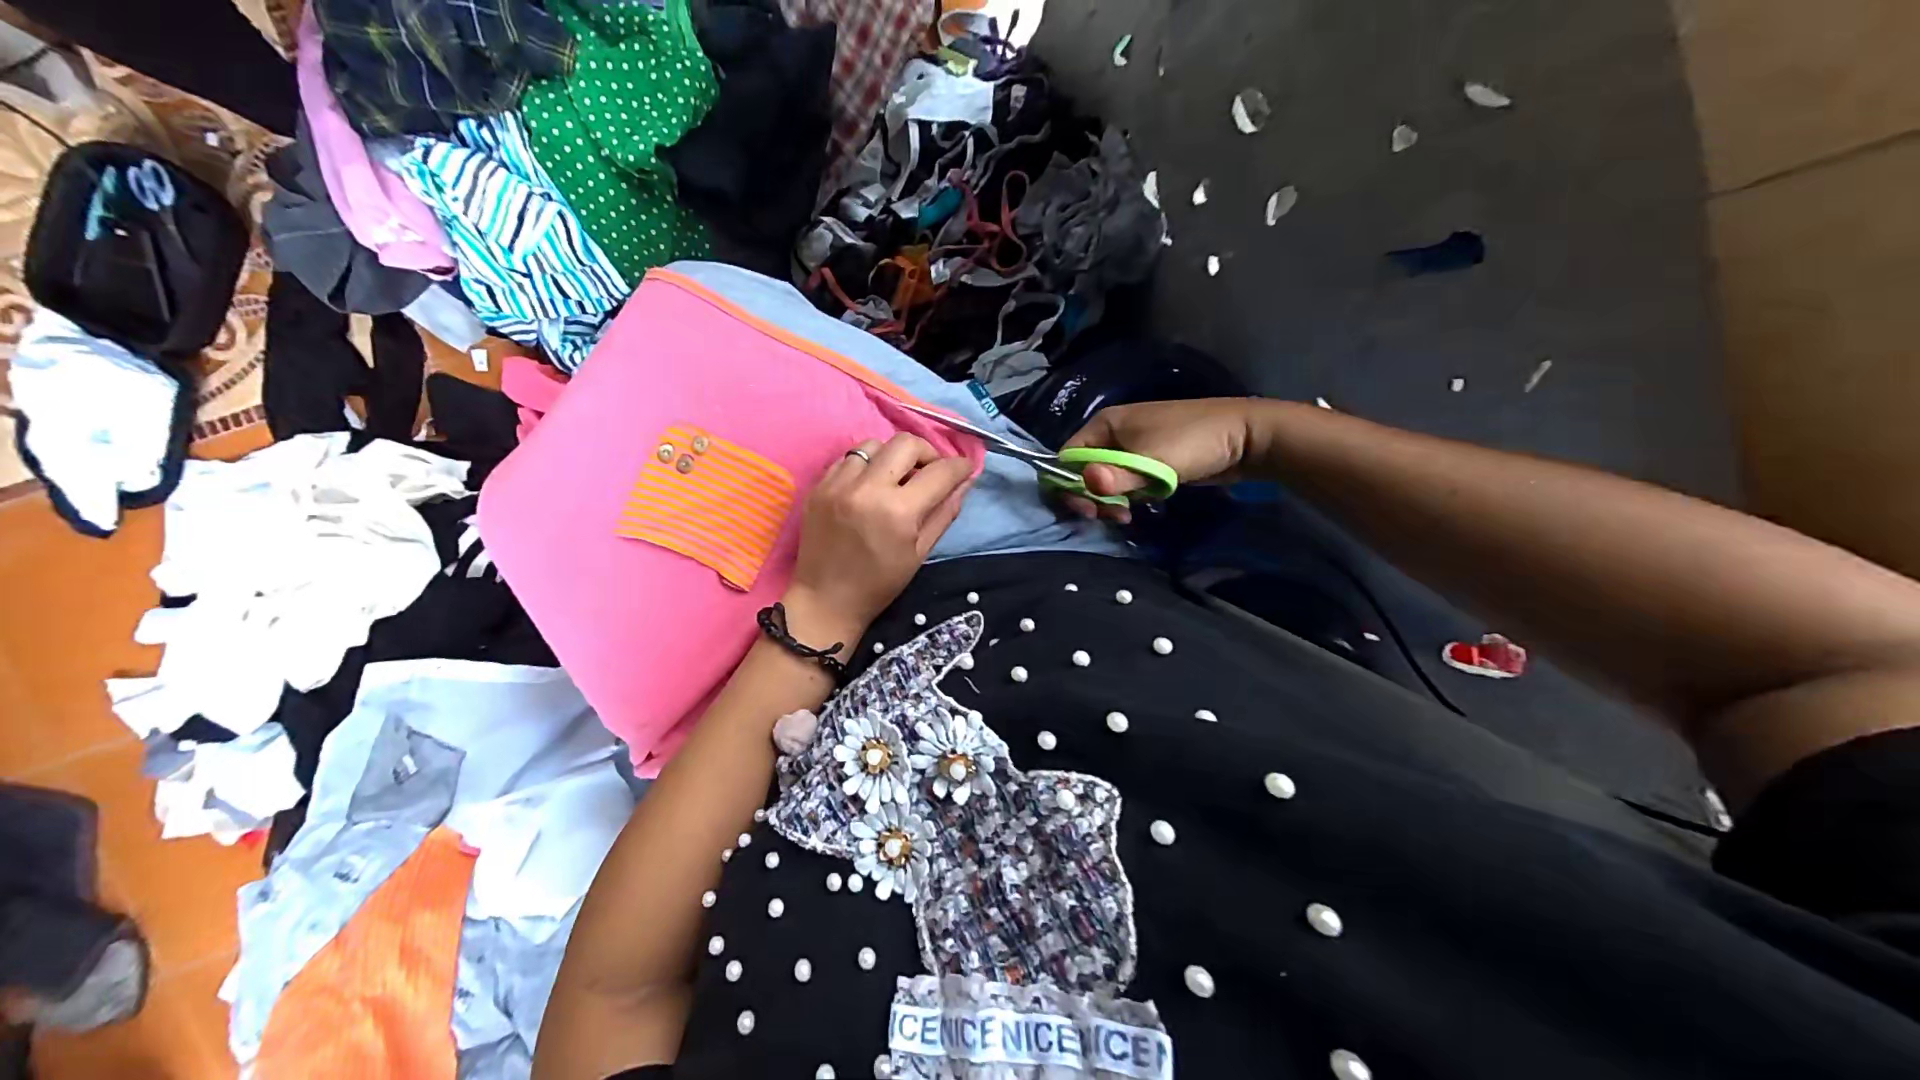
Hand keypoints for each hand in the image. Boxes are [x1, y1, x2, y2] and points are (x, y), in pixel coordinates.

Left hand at [784, 433, 974, 640]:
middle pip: (906, 443)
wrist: (825, 600)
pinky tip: (869, 487)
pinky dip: (865, 466)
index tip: (965, 468)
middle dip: (927, 453)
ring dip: (892, 457)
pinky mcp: (819, 486)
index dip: (959, 467)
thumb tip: (965, 483)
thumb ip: (944, 513)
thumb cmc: (879, 584)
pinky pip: (848, 459)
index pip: (939, 472)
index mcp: (898, 511)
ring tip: (896, 479)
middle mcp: (867, 489)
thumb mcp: (920, 553)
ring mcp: (838, 484)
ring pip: (874, 445)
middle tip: (930, 472)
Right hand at [1060, 399, 1259, 521]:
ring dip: (1109, 501)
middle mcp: (1112, 433)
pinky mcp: (1148, 462)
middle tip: (1112, 516)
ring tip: (1126, 516)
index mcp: (1106, 423)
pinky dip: (1125, 498)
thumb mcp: (1154, 461)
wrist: (1246, 436)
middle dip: (1091, 497)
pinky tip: (1137, 510)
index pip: (1068, 457)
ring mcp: (1131, 448)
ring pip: (1104, 480)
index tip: (1089, 510)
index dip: (1070, 485)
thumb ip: (1119, 475)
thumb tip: (1087, 483)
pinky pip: (1124, 483)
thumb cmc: (1195, 442)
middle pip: (1083, 471)